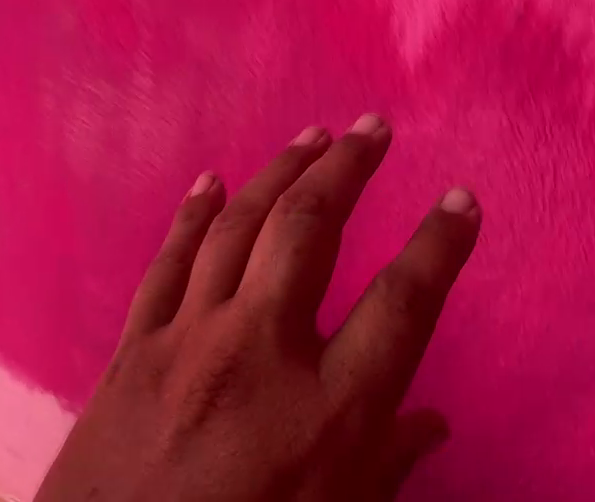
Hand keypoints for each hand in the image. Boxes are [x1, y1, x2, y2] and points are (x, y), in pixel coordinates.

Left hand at [36, 115, 480, 501]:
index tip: (461, 199)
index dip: (439, 244)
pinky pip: (168, 263)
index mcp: (327, 411)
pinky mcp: (133, 350)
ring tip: (313, 134)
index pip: (402, 302)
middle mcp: (260, 354)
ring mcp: (189, 341)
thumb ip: (388, 466)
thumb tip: (434, 423)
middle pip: (310, 229)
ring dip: (281, 171)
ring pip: (240, 226)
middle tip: (372, 127)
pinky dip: (193, 215)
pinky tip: (212, 178)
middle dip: (347, 167)